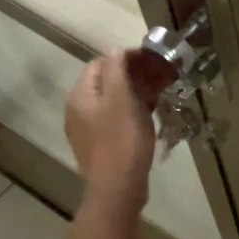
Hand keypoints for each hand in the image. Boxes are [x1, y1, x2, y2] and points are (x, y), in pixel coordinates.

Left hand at [64, 53, 155, 211]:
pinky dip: (132, 108)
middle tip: (159, 75)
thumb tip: (116, 51)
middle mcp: (78, 109)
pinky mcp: (99, 142)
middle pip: (106, 80)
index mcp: (81, 95)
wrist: (117, 188)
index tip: (153, 59)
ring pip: (112, 98)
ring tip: (158, 92)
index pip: (101, 62)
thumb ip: (116, 70)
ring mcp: (87, 128)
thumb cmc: (121, 139)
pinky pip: (115, 115)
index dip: (127, 57)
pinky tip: (149, 113)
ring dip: (135, 90)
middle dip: (133, 73)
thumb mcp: (121, 98)